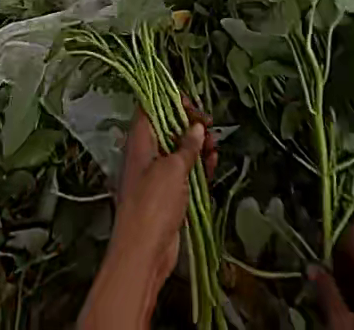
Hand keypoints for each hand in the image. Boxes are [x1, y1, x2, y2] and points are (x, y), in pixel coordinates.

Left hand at [78, 108, 214, 329]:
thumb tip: (196, 128)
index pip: (151, 106)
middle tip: (208, 126)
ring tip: (214, 146)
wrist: (144, 252)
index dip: (170, 101)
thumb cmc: (153, 203)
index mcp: (139, 139)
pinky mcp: (166, 194)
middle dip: (189, 124)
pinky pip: (184, 172)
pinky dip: (198, 166)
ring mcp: (156, 174)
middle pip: (167, 127)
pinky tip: (212, 163)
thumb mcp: (173, 168)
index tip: (192, 105)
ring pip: (178, 150)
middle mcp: (145, 153)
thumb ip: (187, 145)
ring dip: (197, 145)